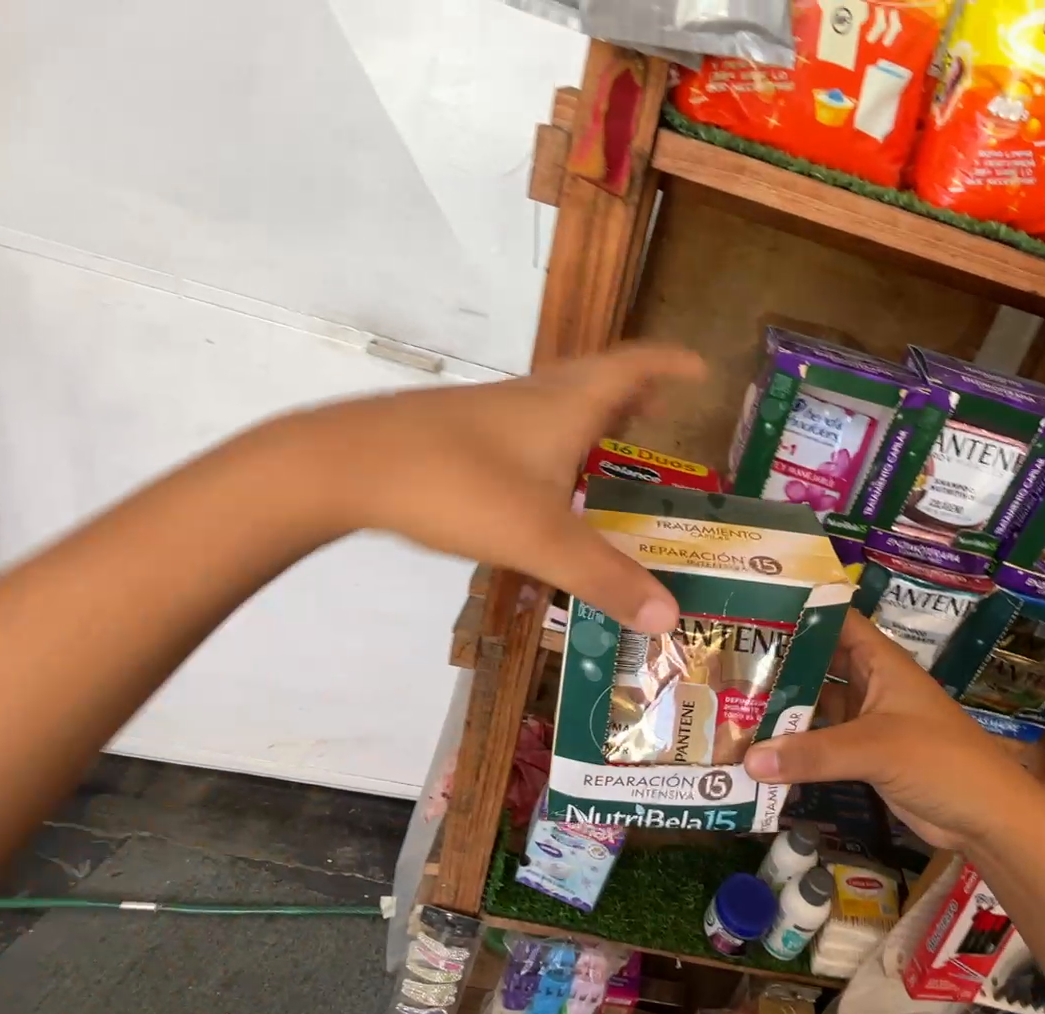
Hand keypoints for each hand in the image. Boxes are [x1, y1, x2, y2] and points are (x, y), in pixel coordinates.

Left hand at [267, 343, 705, 633]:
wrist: (345, 464)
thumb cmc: (456, 485)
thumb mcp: (539, 539)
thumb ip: (604, 579)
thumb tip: (670, 618)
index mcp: (567, 405)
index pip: (633, 367)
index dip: (670, 364)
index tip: (700, 367)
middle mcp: (534, 397)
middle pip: (597, 379)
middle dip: (636, 391)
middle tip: (663, 410)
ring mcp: (492, 411)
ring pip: (558, 401)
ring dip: (594, 413)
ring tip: (613, 442)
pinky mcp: (459, 431)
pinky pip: (528, 424)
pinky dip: (556, 436)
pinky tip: (542, 474)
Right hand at [744, 612, 1038, 847]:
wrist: (987, 818)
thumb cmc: (941, 760)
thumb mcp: (876, 748)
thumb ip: (814, 754)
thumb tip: (748, 761)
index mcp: (880, 661)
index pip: (836, 619)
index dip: (800, 608)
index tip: (752, 607)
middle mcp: (870, 682)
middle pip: (818, 660)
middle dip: (779, 660)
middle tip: (725, 659)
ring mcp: (866, 719)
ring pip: (816, 702)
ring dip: (782, 704)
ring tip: (729, 700)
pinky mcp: (862, 754)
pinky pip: (820, 739)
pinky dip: (794, 743)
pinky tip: (758, 746)